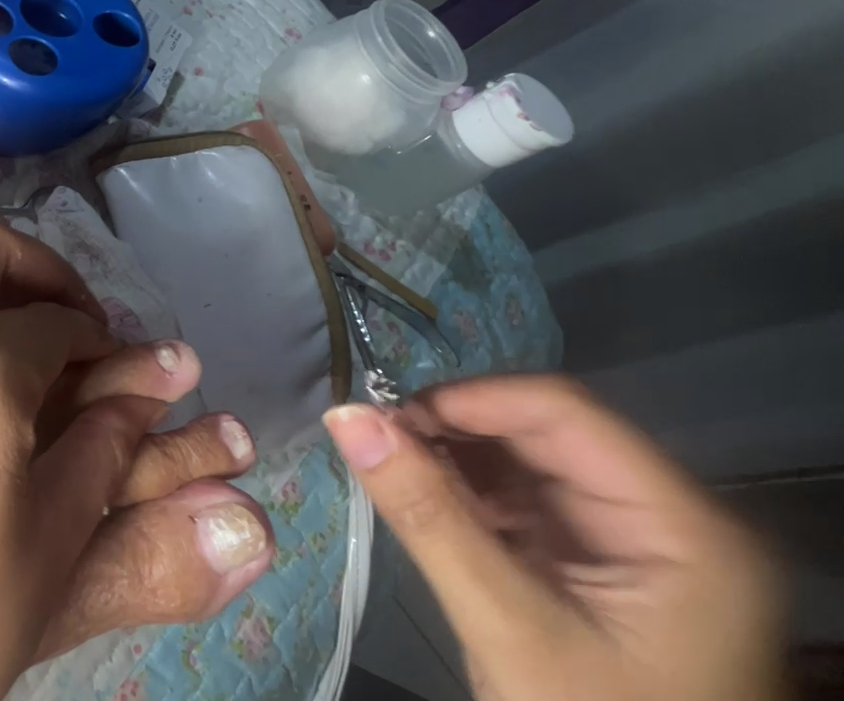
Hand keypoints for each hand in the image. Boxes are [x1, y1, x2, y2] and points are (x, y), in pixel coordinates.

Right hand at [325, 376, 787, 700]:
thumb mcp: (507, 627)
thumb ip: (428, 515)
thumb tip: (344, 415)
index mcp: (680, 525)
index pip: (563, 413)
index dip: (467, 399)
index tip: (382, 416)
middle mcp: (665, 515)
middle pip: (545, 432)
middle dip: (452, 427)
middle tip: (373, 440)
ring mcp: (631, 539)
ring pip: (526, 460)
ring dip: (451, 456)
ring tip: (388, 467)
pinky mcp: (595, 561)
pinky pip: (522, 499)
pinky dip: (465, 492)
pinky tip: (422, 498)